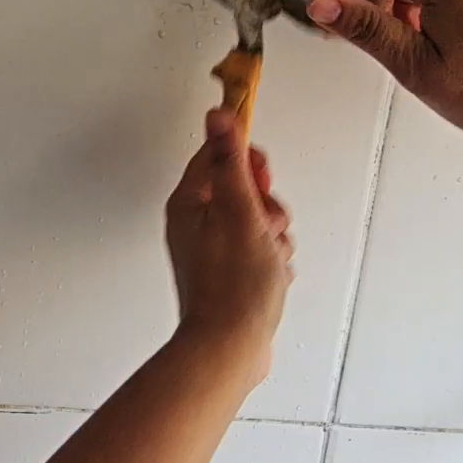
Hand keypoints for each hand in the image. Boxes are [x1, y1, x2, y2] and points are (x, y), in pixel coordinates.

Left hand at [164, 109, 294, 378]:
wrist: (230, 348)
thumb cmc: (235, 286)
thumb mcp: (240, 212)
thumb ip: (231, 161)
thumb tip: (218, 115)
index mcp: (188, 203)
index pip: (217, 156)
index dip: (246, 161)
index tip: (262, 179)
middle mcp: (193, 223)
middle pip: (240, 188)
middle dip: (266, 206)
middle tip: (267, 227)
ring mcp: (209, 249)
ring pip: (255, 220)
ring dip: (273, 235)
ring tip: (269, 258)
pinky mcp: (225, 271)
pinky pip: (257, 248)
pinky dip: (270, 258)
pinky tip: (271, 276)